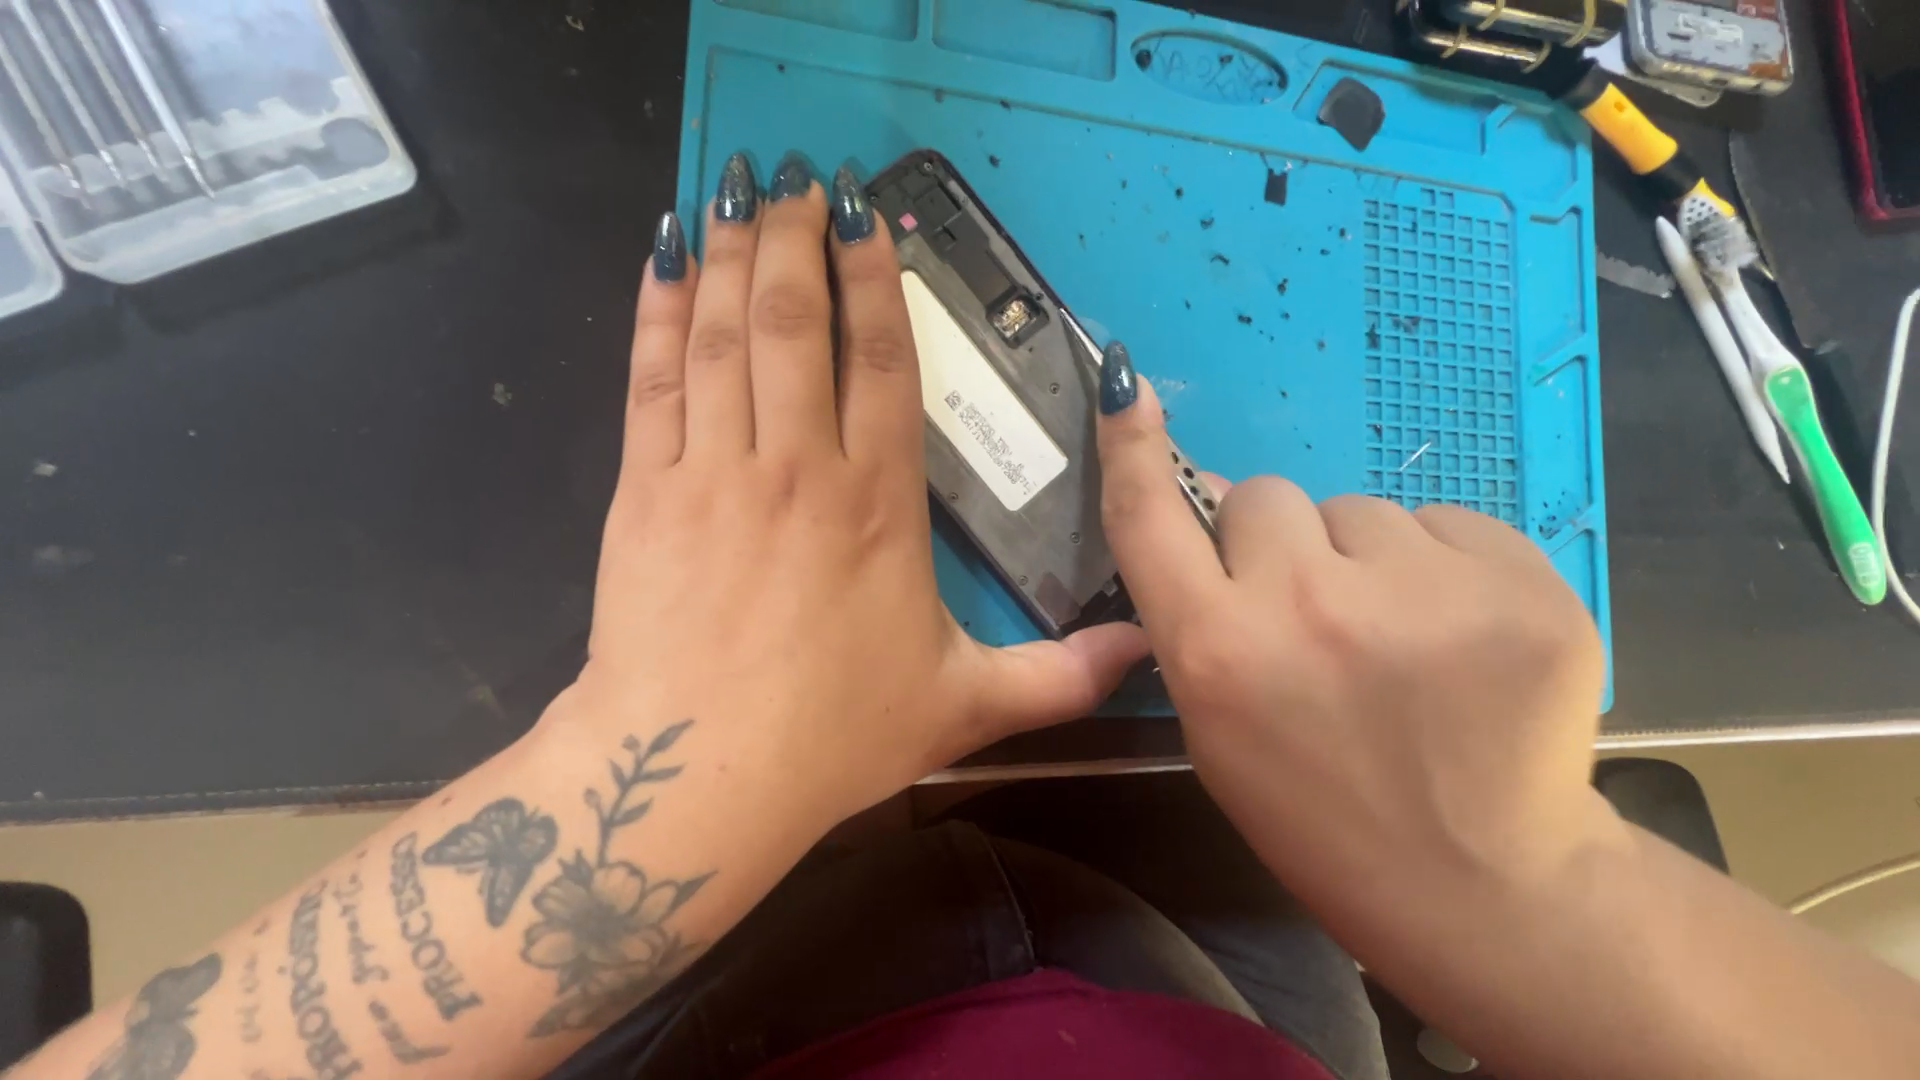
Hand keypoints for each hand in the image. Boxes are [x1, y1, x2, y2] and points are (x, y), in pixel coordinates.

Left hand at [559, 154, 1147, 834]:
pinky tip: (667, 256)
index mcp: (879, 506)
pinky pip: (653, 380)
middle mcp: (798, 468)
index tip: (867, 221)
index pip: (882, 364)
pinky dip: (660, 311)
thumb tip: (1149, 653)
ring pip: (726, 336)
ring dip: (736, 254)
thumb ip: (1058, 678)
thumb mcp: (963, 708)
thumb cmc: (833, 737)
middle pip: (797, 325)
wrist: (695, 776)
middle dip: (798, 241)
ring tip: (739, 188)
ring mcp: (714, 472)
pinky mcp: (646, 491)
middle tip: (798, 179)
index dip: (875, 283)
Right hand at [1092, 350, 1607, 926]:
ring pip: (1357, 510)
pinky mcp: (1520, 582)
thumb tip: (1207, 506)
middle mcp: (1305, 605)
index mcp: (1216, 651)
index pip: (1148, 515)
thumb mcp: (1215, 720)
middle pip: (1264, 495)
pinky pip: (1444, 523)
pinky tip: (1457, 635)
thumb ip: (1198, 611)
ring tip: (1396, 637)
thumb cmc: (1313, 807)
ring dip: (1361, 556)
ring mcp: (1420, 589)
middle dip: (1274, 539)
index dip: (1130, 446)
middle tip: (1310, 610)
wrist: (1476, 878)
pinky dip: (1439, 565)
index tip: (1123, 385)